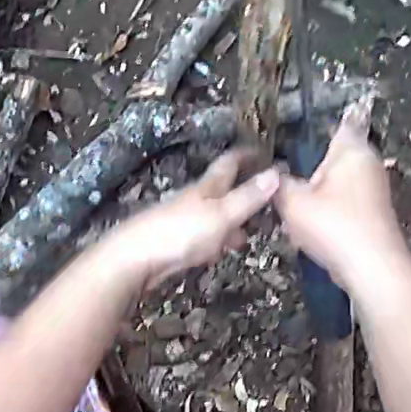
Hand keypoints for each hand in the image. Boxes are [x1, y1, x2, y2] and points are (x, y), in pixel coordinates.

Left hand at [100, 151, 279, 290]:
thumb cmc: (180, 233)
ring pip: (214, 216)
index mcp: (207, 187)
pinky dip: (218, 240)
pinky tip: (220, 250)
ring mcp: (182, 221)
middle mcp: (194, 199)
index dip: (246, 155)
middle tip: (267, 196)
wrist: (134, 259)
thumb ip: (248, 197)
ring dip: (233, 220)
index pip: (229, 163)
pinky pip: (203, 236)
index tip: (264, 152)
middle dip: (243, 190)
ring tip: (252, 231)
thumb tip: (276, 171)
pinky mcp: (174, 243)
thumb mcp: (222, 214)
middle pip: (222, 189)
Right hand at [272, 98, 409, 290]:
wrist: (372, 269)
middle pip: (331, 154)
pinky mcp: (372, 212)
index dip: (316, 118)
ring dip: (313, 191)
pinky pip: (341, 201)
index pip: (339, 118)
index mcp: (351, 149)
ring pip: (334, 181)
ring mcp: (373, 188)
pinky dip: (325, 209)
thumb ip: (277, 184)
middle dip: (306, 164)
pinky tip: (307, 226)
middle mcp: (367, 162)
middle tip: (277, 172)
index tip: (294, 120)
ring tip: (288, 204)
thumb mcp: (292, 202)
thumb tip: (270, 174)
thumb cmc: (334, 226)